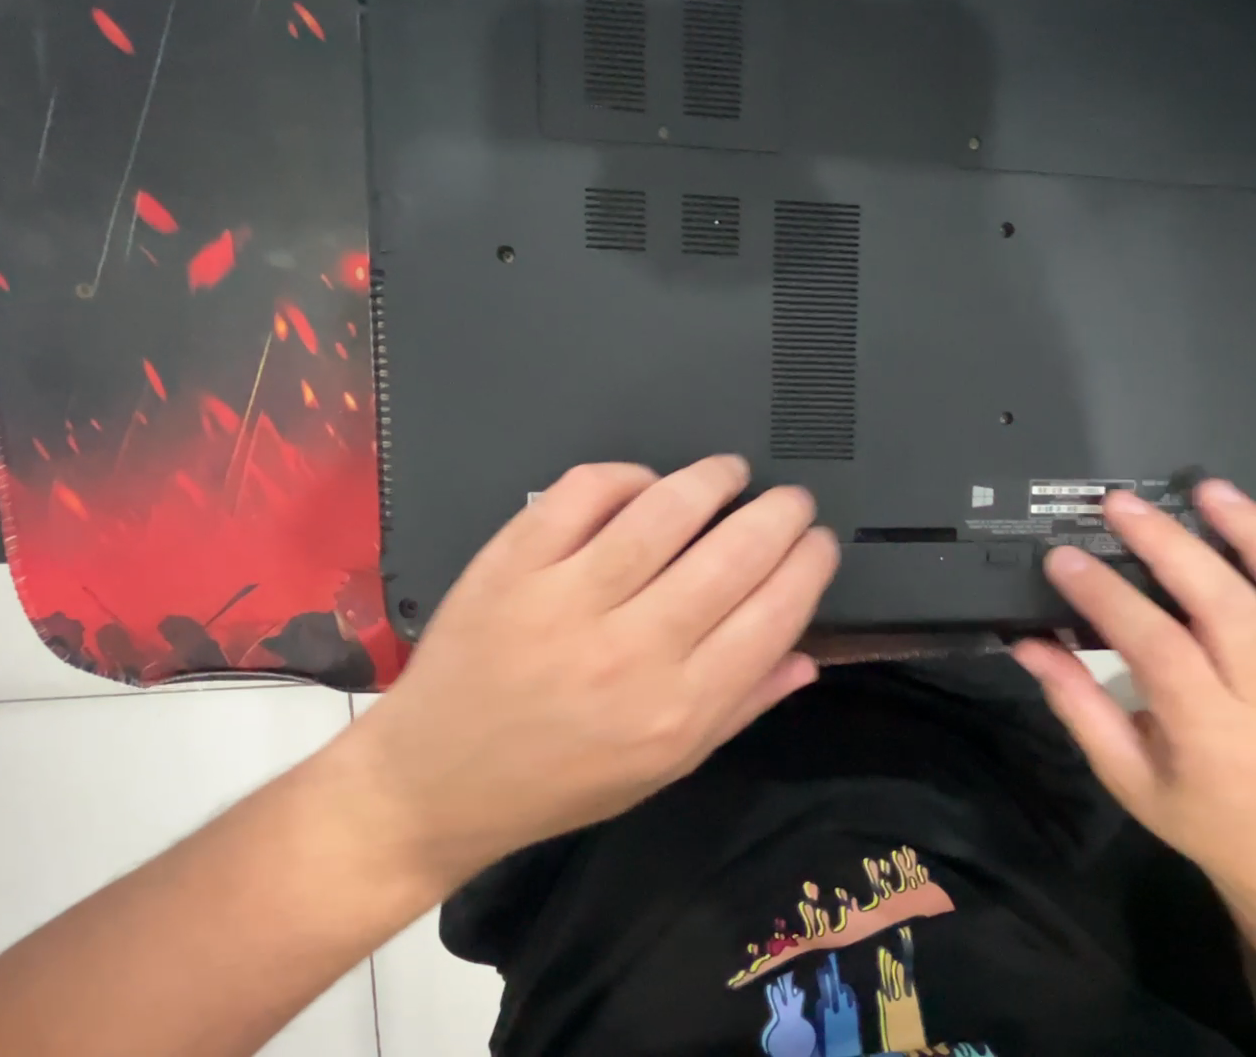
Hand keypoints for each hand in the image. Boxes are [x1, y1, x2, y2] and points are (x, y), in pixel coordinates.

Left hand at [350, 456, 838, 884]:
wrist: (437, 781)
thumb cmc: (560, 782)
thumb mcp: (666, 767)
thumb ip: (741, 706)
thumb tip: (807, 655)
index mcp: (678, 708)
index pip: (774, 615)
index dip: (809, 565)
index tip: (818, 543)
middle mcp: (631, 651)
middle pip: (732, 556)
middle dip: (779, 515)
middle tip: (790, 502)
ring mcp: (566, 601)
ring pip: (665, 512)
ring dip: (714, 480)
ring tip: (732, 473)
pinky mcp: (514, 564)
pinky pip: (584, 492)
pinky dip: (627, 475)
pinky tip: (646, 483)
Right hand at [1012, 482, 1255, 900]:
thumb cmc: (1195, 813)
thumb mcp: (1122, 773)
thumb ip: (1077, 704)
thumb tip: (1028, 643)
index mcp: (1211, 735)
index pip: (1160, 650)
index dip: (1108, 598)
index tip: (1063, 559)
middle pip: (1232, 608)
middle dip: (1173, 546)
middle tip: (1122, 505)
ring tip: (1210, 489)